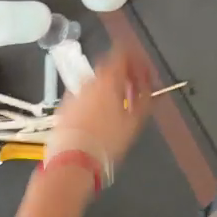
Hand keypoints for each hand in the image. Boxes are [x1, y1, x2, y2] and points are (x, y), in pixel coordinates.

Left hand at [49, 43, 156, 174]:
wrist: (70, 164)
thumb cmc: (105, 141)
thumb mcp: (133, 122)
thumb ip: (146, 101)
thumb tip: (152, 91)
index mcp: (108, 77)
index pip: (124, 53)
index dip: (137, 61)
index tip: (145, 75)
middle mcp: (90, 80)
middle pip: (110, 68)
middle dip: (125, 78)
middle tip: (134, 94)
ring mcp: (74, 94)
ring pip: (96, 84)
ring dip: (109, 91)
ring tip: (118, 111)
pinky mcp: (63, 109)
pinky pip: (83, 98)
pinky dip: (94, 103)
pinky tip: (98, 121)